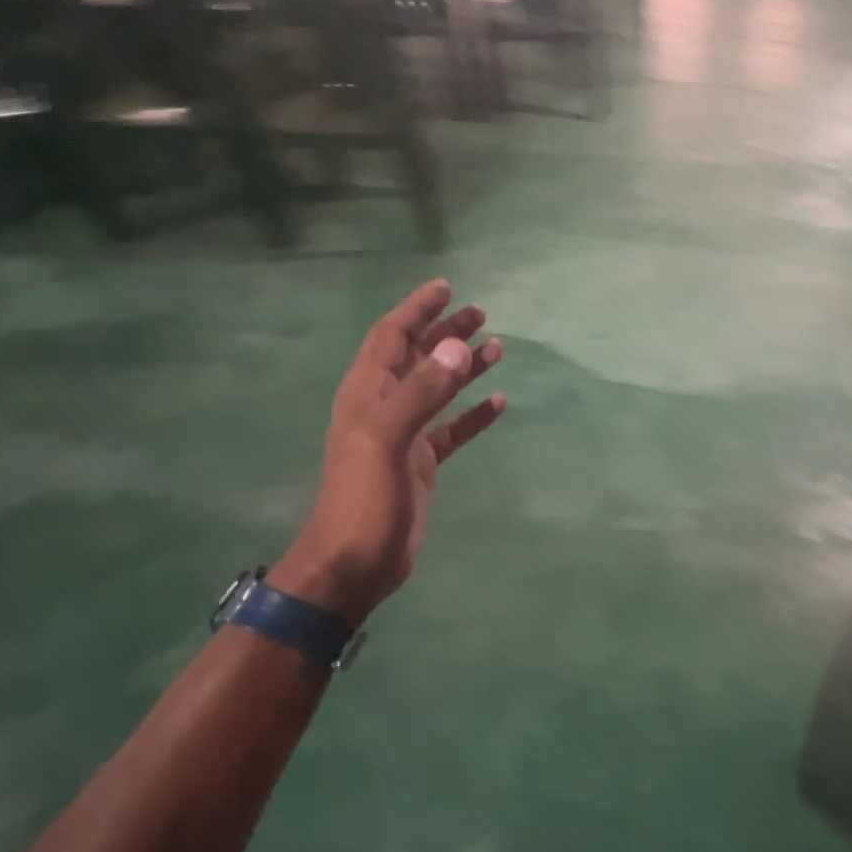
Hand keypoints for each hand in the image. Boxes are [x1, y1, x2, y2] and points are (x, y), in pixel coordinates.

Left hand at [268, 279, 505, 623]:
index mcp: (367, 394)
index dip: (416, 310)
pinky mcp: (422, 465)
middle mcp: (384, 408)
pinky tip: (498, 404)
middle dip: (445, 332)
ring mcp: (404, 437)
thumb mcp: (387, 439)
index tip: (445, 287)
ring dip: (464, 369)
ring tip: (498, 349)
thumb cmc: (363, 498)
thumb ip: (422, 392)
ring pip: (439, 391)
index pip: (391, 337)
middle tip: (481, 313)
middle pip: (417, 357)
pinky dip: (473, 415)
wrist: (354, 563)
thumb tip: (455, 346)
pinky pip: (452, 430)